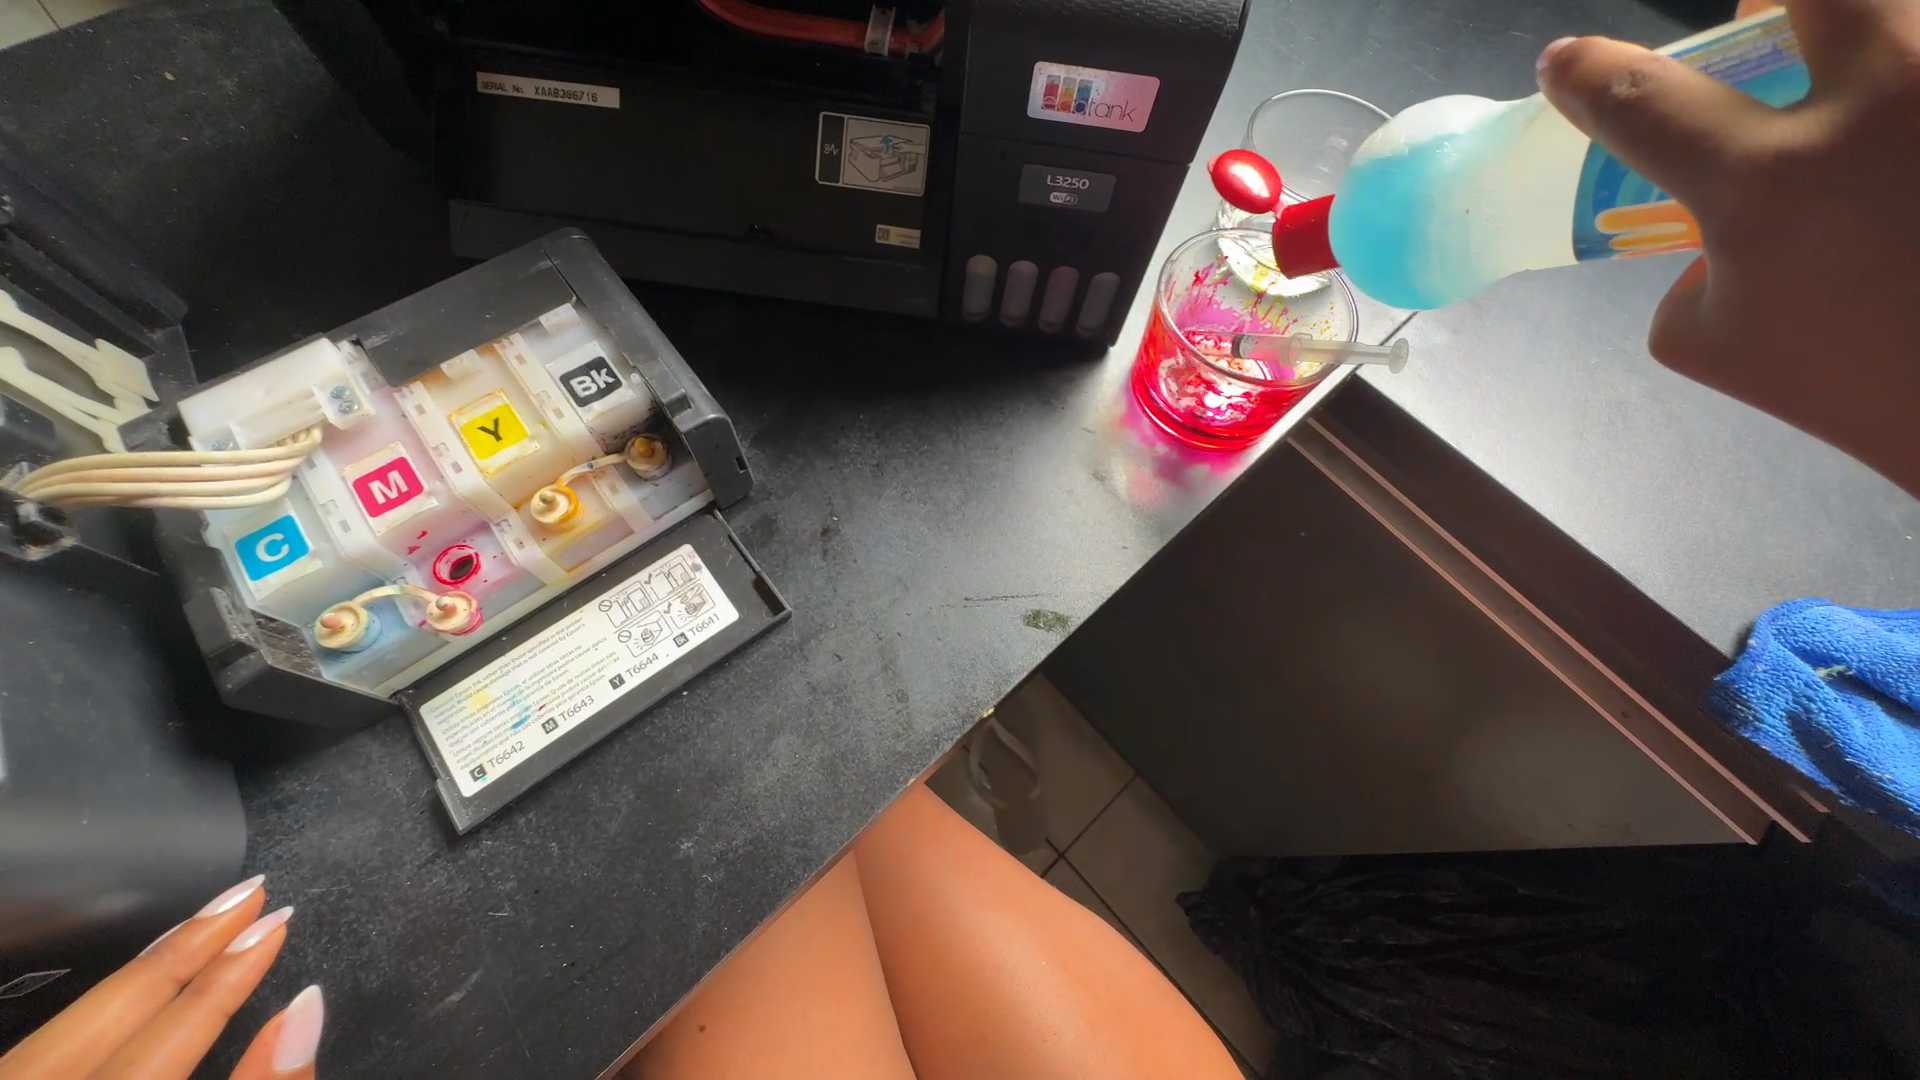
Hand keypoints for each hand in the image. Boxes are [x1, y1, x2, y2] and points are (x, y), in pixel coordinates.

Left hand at [0, 877, 322, 1079]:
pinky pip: (36, 1046)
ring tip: (205, 922)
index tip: (277, 922)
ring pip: (60, 1026)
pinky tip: (137, 979)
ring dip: (145, 967)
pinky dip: (98, 1003)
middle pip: (108, 1017)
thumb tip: (306, 1007)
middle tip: (252, 891)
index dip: (231, 974)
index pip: (174, 1033)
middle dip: (188, 947)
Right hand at [1536, 0, 1919, 496]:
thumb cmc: (1843, 378)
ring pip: (1901, 13)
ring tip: (1856, 89)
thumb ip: (1691, 263)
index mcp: (1765, 180)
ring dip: (1864, 30)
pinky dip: (1903, 84)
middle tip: (1768, 20)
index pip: (1644, 104)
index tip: (1566, 61)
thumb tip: (1723, 226)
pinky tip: (1894, 132)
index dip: (1590, 78)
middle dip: (1773, 2)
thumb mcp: (1702, 340)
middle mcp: (1882, 100)